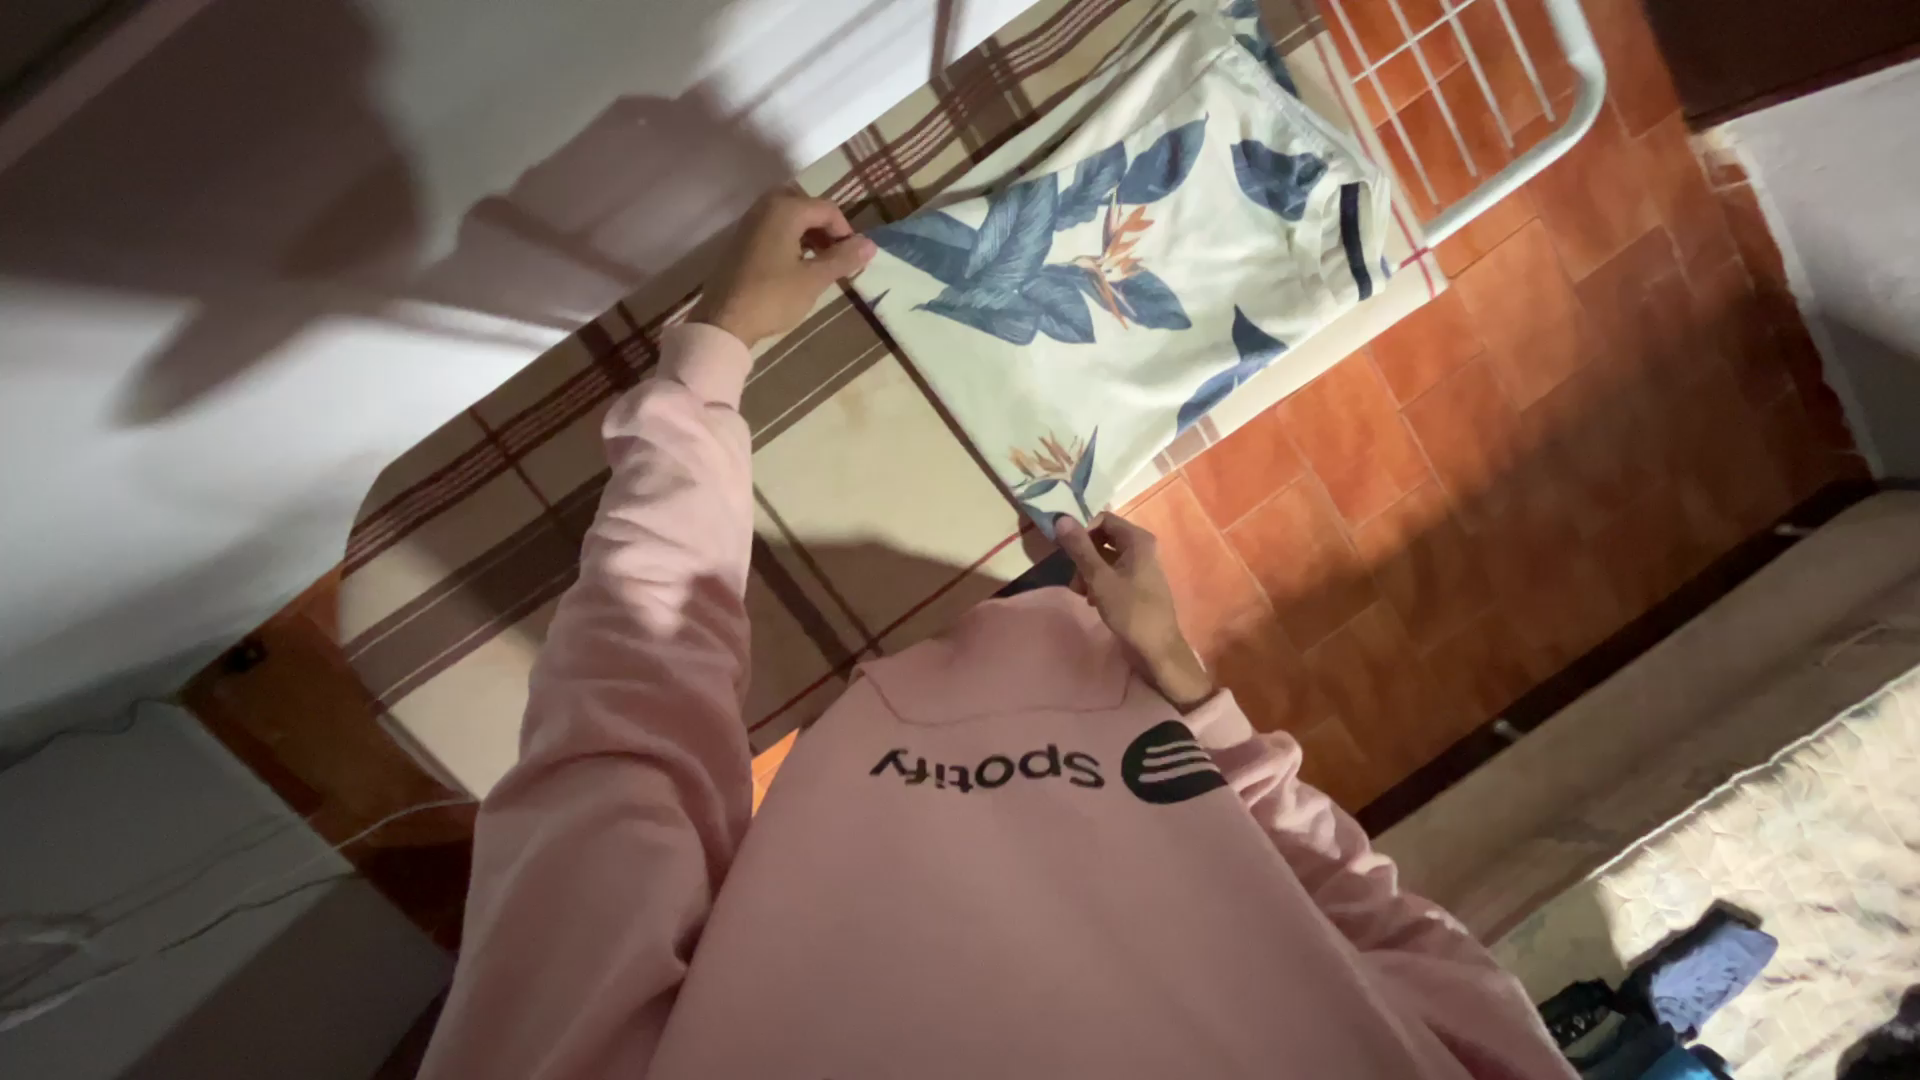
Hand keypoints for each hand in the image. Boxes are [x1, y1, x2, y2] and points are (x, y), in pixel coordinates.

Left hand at [691, 192, 876, 347]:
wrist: (725, 320)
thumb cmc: (773, 297)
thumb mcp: (813, 280)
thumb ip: (843, 259)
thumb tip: (871, 245)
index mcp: (785, 209)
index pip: (827, 209)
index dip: (846, 232)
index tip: (853, 259)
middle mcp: (766, 207)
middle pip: (806, 206)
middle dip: (825, 228)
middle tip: (836, 256)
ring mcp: (750, 222)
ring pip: (788, 216)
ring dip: (809, 234)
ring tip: (820, 264)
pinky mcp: (742, 240)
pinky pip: (774, 228)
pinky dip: (791, 239)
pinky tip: (796, 267)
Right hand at [1054, 513, 1216, 711]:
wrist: (1156, 648)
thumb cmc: (1130, 610)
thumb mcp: (1099, 578)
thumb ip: (1079, 548)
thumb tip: (1060, 518)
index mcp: (1138, 540)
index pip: (1103, 519)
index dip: (1082, 532)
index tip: (1067, 553)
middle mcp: (1141, 547)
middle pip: (1102, 538)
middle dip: (1083, 557)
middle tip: (1074, 579)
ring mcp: (1140, 567)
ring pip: (1104, 558)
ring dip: (1088, 572)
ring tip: (1082, 594)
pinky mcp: (1137, 584)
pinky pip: (1111, 573)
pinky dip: (1098, 583)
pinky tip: (1093, 601)